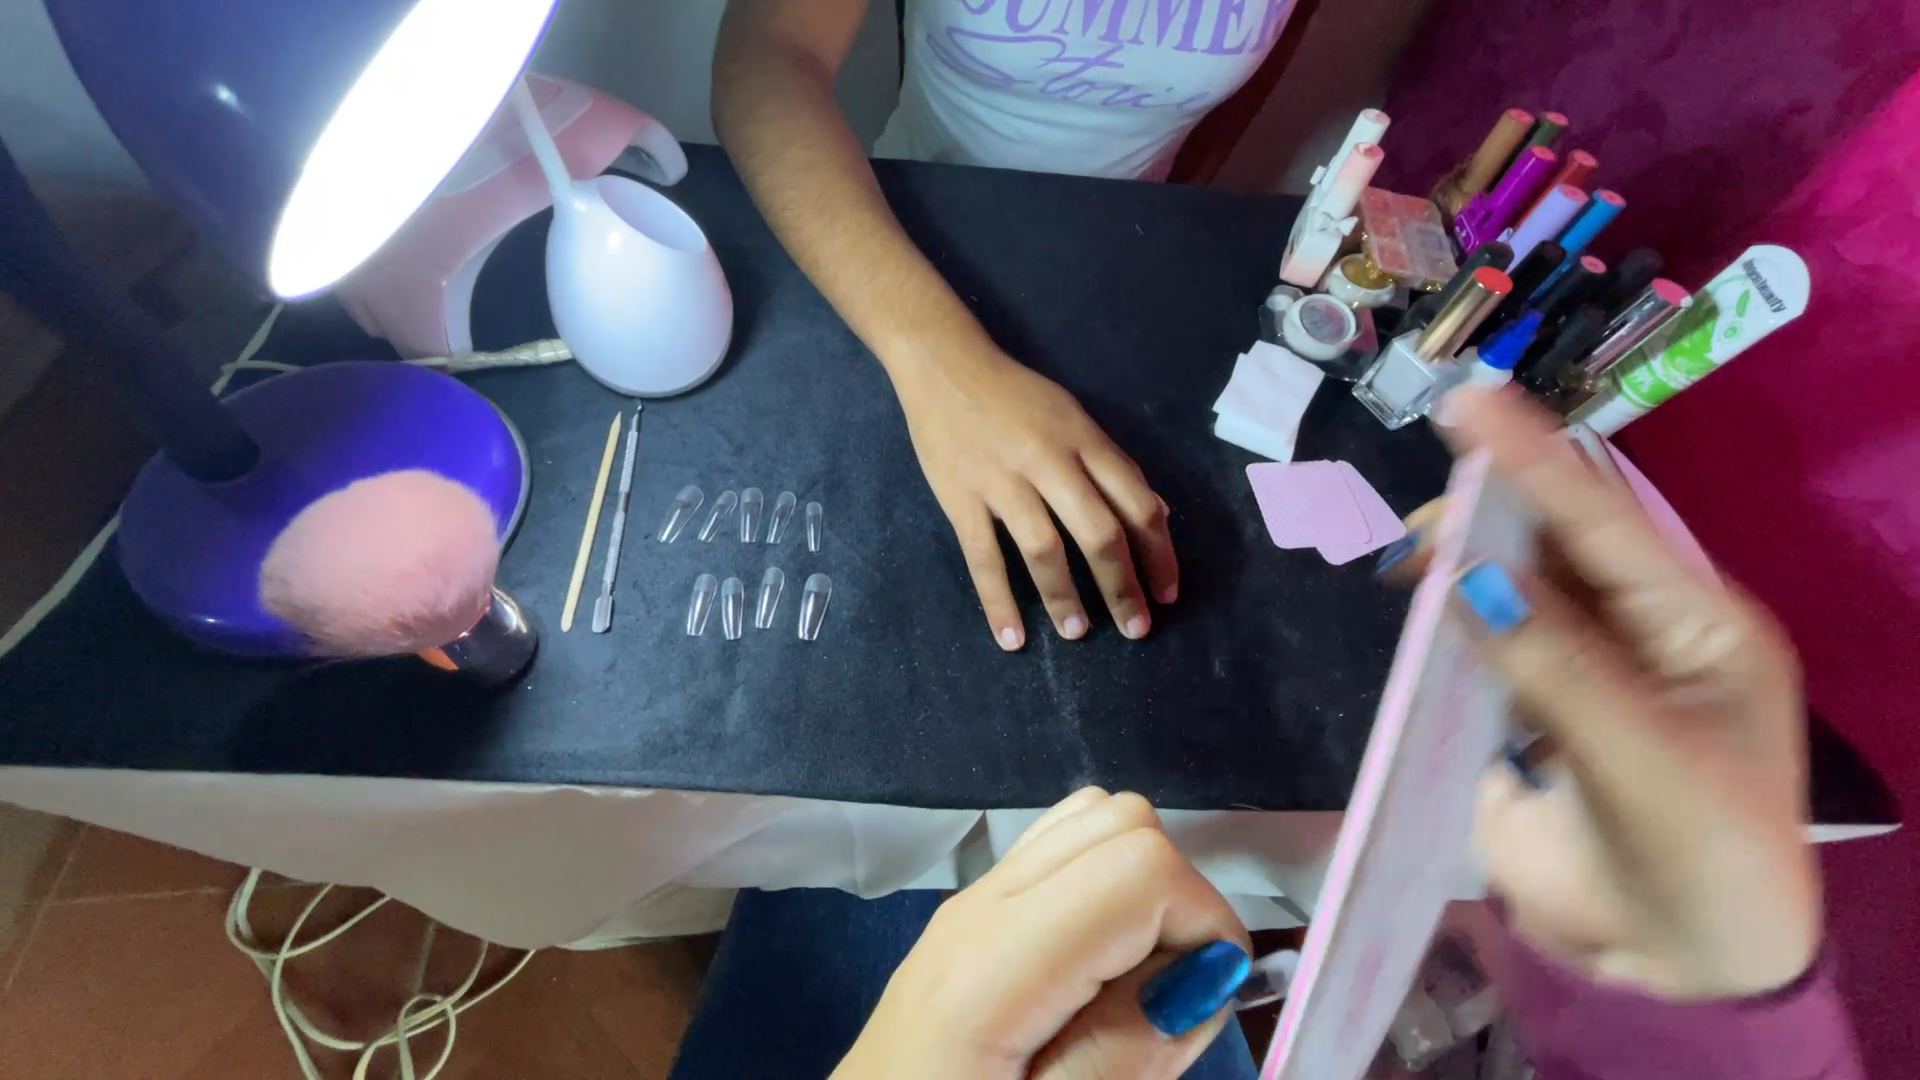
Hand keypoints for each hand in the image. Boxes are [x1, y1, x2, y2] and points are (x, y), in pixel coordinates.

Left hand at [834, 788, 1248, 1079]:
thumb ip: (1126, 1054)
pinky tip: (1096, 956)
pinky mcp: (980, 904)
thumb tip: (1206, 970)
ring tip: (1132, 979)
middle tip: (1166, 997)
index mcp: (993, 961)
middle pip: (1120, 820)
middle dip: (1177, 898)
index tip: (1203, 1000)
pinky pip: (1064, 844)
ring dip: (1143, 883)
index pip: (1136, 864)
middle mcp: (983, 901)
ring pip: (1094, 817)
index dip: (1201, 922)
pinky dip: (1107, 876)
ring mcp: (977, 894)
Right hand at [894, 342, 1176, 648]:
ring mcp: (1002, 482)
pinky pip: (983, 559)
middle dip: (1122, 588)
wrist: (945, 366)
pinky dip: (998, 602)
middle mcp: (1049, 461)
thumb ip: (1111, 465)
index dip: (1159, 554)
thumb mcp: (1074, 416)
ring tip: (1079, 633)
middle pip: (1098, 533)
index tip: (1167, 593)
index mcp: (1084, 440)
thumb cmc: (1016, 395)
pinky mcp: (960, 499)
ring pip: (1043, 550)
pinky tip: (1012, 638)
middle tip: (1136, 629)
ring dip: (1065, 598)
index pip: (1135, 503)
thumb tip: (1157, 513)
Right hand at [1419, 388, 1820, 999]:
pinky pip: (1474, 631)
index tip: (1469, 404)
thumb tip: (1468, 578)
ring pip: (1503, 580)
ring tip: (1405, 567)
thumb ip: (1555, 667)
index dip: (1533, 460)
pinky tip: (1418, 603)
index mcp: (1696, 628)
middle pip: (1549, 539)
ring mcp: (1572, 660)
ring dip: (1455, 563)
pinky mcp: (1518, 695)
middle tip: (1419, 531)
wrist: (1660, 957)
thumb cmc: (1693, 861)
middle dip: (1483, 516)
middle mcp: (1634, 628)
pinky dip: (1441, 611)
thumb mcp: (1645, 764)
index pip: (1603, 522)